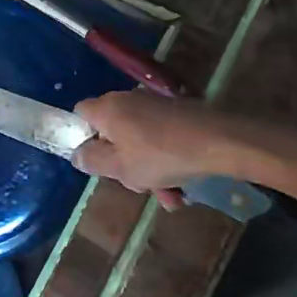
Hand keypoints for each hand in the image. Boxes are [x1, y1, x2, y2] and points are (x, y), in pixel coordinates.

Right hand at [71, 90, 239, 192]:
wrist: (218, 140)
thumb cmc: (160, 155)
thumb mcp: (119, 167)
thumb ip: (92, 160)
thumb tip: (78, 154)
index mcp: (108, 108)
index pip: (81, 113)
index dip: (82, 137)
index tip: (94, 161)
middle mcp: (129, 100)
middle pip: (113, 133)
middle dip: (123, 164)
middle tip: (136, 185)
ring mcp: (156, 105)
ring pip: (141, 142)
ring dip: (150, 172)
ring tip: (168, 196)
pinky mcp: (179, 113)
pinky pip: (163, 140)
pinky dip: (168, 162)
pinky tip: (182, 189)